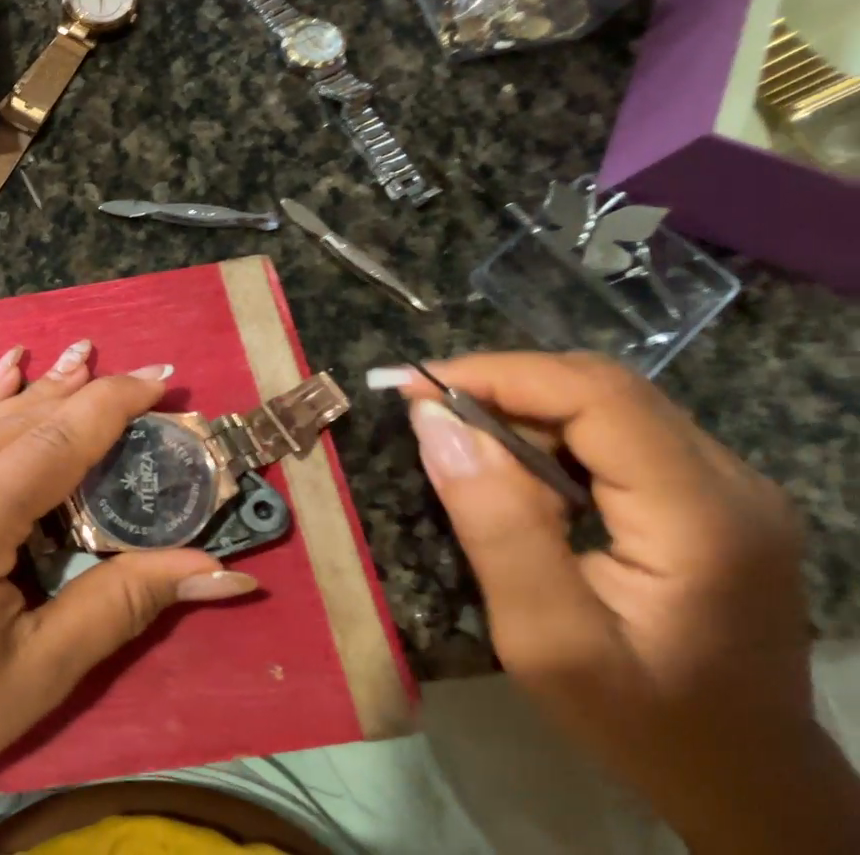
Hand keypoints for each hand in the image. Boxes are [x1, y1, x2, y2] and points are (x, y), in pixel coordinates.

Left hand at [0, 342, 256, 852]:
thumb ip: (124, 601)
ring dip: (22, 389)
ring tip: (70, 356)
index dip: (111, 407)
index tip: (159, 380)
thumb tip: (220, 571)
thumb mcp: (40, 668)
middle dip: (74, 394)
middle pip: (11, 423)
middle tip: (126, 367)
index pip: (53, 444)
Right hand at [377, 352, 859, 853]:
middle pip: (606, 388)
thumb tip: (432, 423)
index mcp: (700, 518)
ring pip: (613, 404)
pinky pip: (623, 435)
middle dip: (502, 384)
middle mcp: (733, 485)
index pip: (596, 396)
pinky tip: (513, 471)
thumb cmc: (637, 720)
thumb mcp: (545, 637)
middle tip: (419, 411)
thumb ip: (494, 524)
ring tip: (455, 444)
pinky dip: (552, 435)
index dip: (496, 374)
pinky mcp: (716, 501)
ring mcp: (732, 490)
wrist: (743, 778)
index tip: (408, 388)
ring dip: (523, 409)